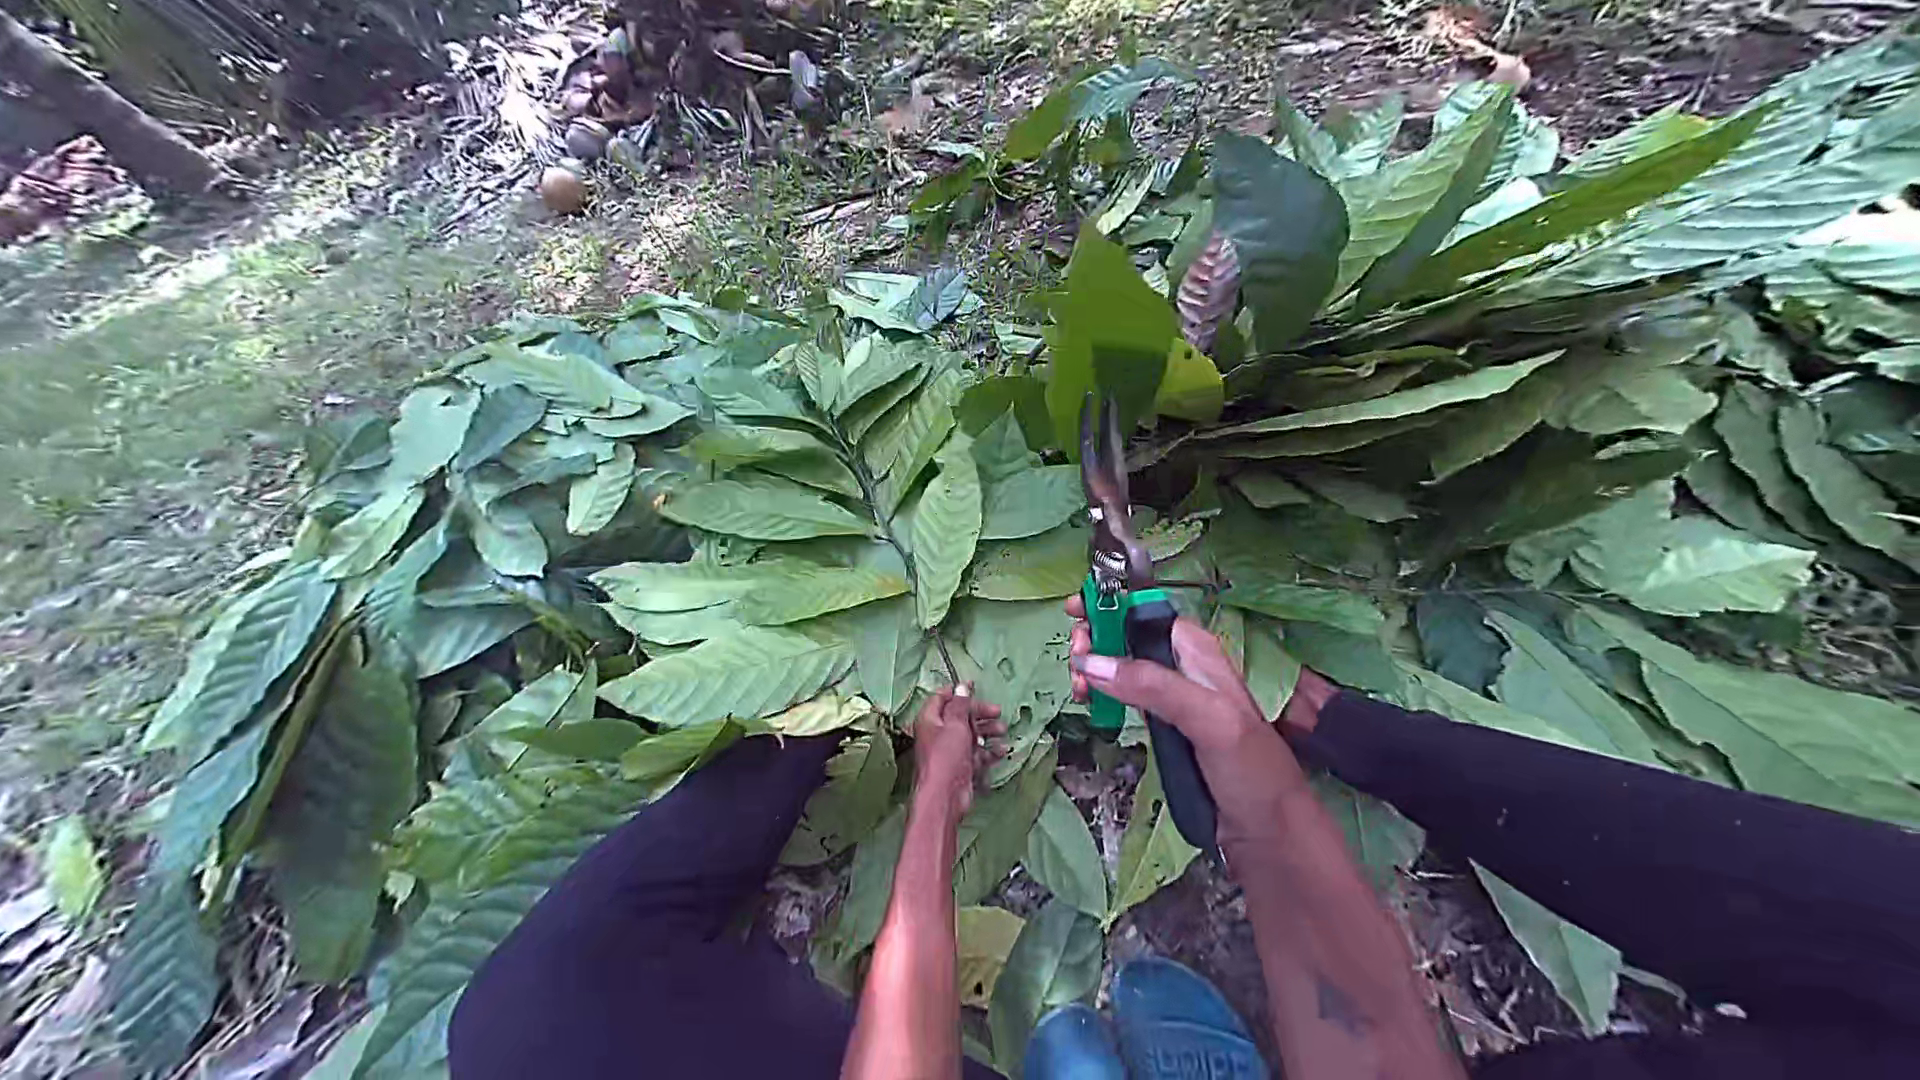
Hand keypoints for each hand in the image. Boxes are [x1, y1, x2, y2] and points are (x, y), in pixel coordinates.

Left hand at [911, 684, 1005, 820]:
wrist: (945, 797)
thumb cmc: (946, 757)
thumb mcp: (955, 726)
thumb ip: (960, 706)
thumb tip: (961, 687)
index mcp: (930, 720)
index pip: (941, 698)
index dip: (957, 691)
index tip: (974, 686)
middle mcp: (938, 734)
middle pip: (959, 716)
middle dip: (979, 713)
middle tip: (997, 712)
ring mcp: (949, 751)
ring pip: (970, 735)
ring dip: (987, 731)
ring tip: (1002, 731)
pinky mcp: (960, 766)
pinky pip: (976, 753)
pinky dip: (988, 751)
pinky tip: (1001, 751)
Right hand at [1064, 596, 1340, 821]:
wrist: (1267, 830)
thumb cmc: (1249, 769)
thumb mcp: (1207, 720)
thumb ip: (1152, 686)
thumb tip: (1092, 663)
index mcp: (1195, 648)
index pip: (1145, 609)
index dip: (1109, 603)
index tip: (1075, 611)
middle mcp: (1180, 663)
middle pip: (1125, 633)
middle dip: (1094, 637)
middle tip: (1075, 659)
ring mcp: (1168, 693)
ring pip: (1118, 663)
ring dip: (1091, 666)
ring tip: (1079, 687)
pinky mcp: (1159, 719)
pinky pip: (1120, 692)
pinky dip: (1099, 691)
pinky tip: (1089, 701)